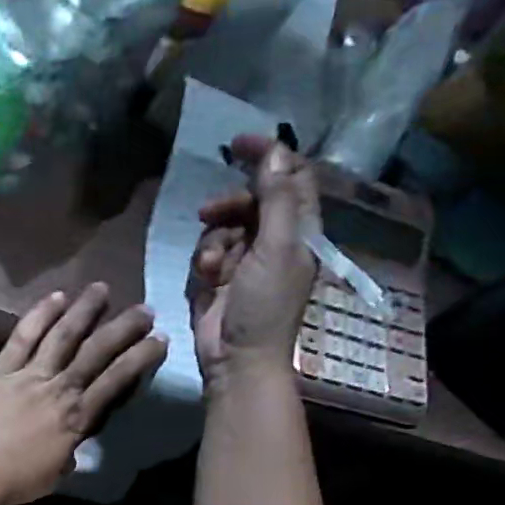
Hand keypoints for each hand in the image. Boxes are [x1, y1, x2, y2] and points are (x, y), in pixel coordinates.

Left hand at [0, 283, 167, 504]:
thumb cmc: (14, 482)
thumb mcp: (54, 474)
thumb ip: (66, 453)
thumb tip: (70, 447)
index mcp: (76, 419)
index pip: (115, 382)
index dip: (139, 359)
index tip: (158, 340)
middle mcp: (59, 390)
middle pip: (96, 352)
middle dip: (123, 328)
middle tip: (144, 309)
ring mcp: (29, 376)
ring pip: (63, 336)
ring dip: (85, 310)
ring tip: (102, 289)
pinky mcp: (0, 370)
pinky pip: (23, 337)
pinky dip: (41, 315)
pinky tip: (58, 297)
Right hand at [189, 135, 319, 390]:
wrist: (239, 360)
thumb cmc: (265, 306)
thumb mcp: (278, 247)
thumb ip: (278, 198)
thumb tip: (276, 151)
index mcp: (300, 231)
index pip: (291, 178)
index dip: (269, 156)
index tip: (238, 144)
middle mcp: (274, 242)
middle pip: (251, 201)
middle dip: (229, 204)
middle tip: (209, 212)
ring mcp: (244, 262)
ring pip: (224, 227)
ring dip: (213, 239)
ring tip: (212, 264)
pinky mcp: (218, 280)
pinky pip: (208, 253)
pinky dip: (204, 261)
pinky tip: (205, 277)